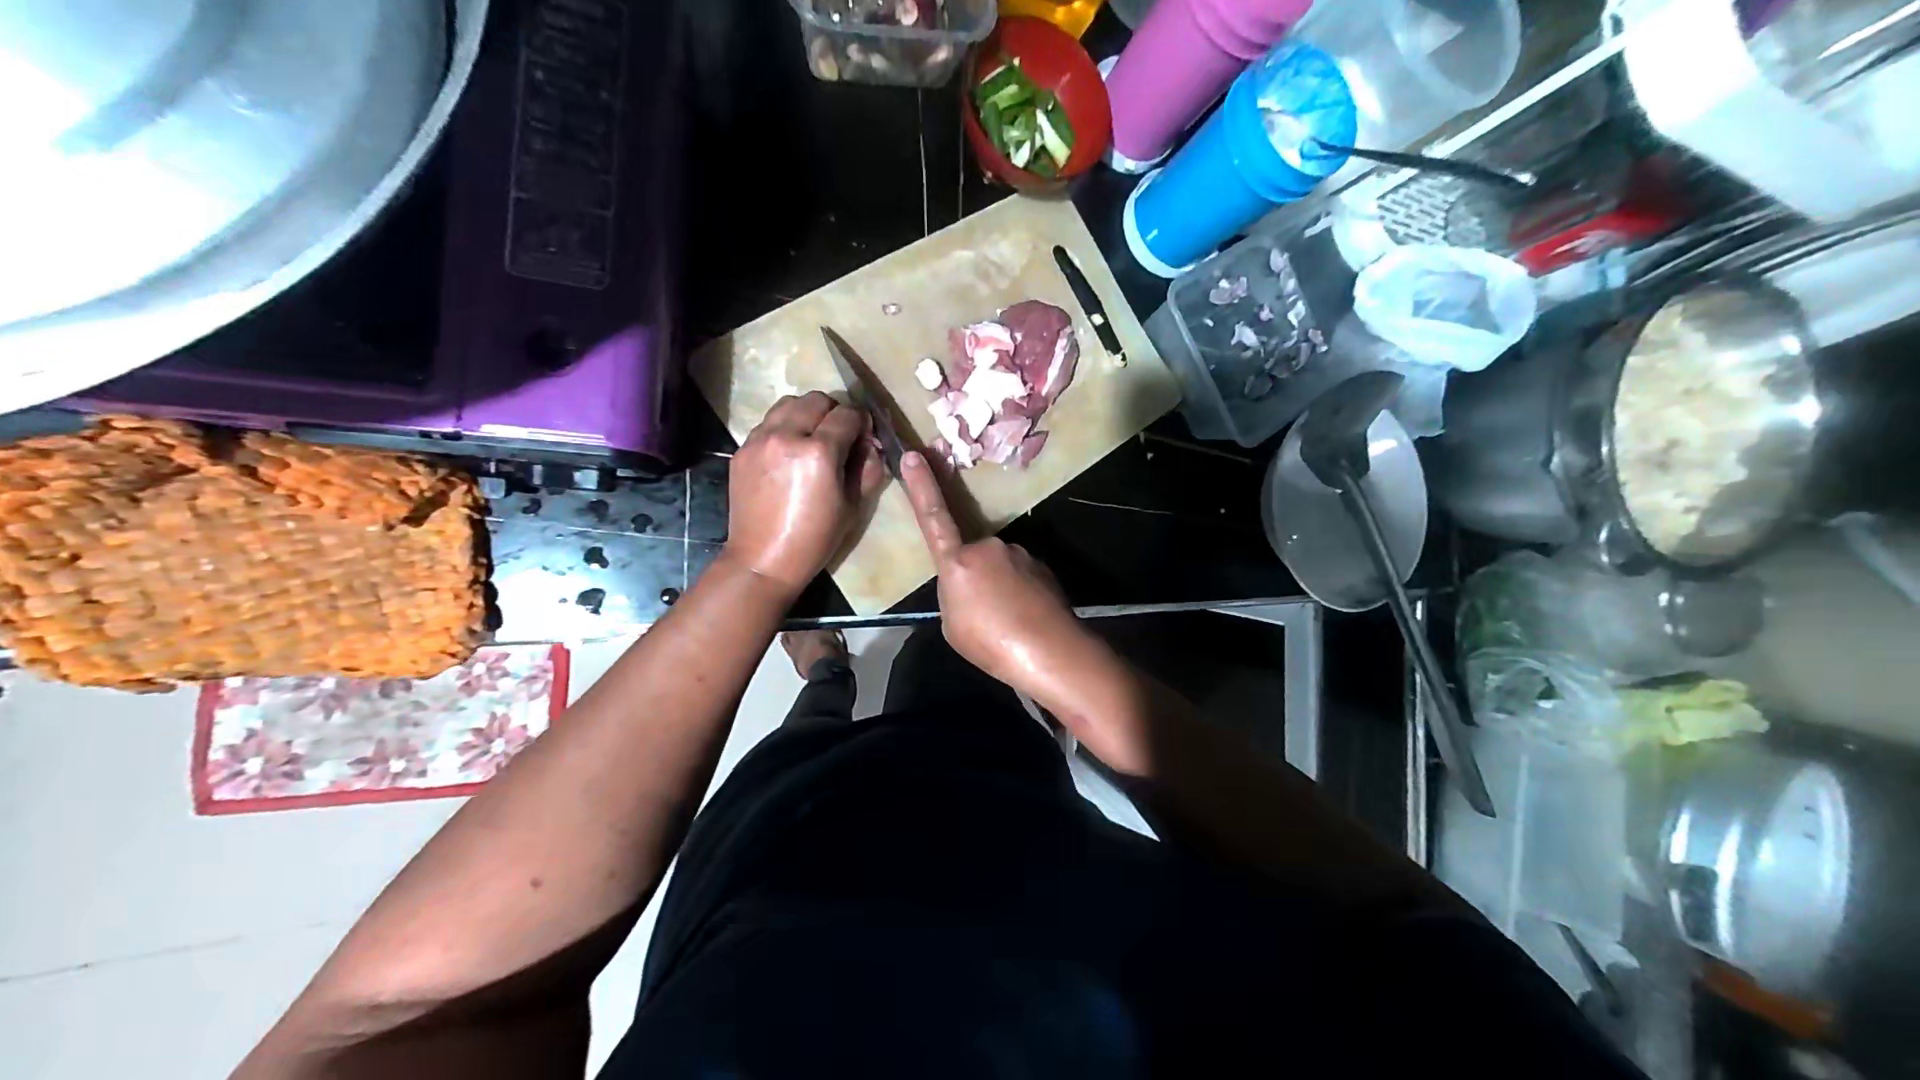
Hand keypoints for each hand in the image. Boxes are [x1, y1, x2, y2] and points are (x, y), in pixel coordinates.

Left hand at [726, 392, 886, 596]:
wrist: (763, 560)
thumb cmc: (815, 539)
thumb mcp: (854, 506)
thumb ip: (868, 467)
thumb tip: (871, 444)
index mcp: (819, 451)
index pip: (847, 414)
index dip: (861, 423)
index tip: (864, 437)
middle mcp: (786, 435)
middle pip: (817, 399)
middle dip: (834, 412)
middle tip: (839, 436)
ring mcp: (759, 440)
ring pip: (788, 403)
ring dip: (806, 414)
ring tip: (812, 439)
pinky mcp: (742, 449)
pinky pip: (768, 422)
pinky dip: (784, 427)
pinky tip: (789, 453)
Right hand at [900, 451, 1105, 708]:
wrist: (1050, 651)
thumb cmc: (990, 642)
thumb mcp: (952, 624)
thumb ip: (953, 594)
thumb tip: (966, 585)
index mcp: (958, 562)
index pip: (933, 517)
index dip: (921, 486)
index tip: (914, 454)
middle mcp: (989, 547)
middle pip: (971, 556)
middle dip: (972, 578)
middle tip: (982, 615)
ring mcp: (1019, 554)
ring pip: (998, 567)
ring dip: (998, 588)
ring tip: (1006, 623)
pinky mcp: (1041, 566)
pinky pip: (1020, 576)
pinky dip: (1019, 594)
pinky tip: (1025, 619)